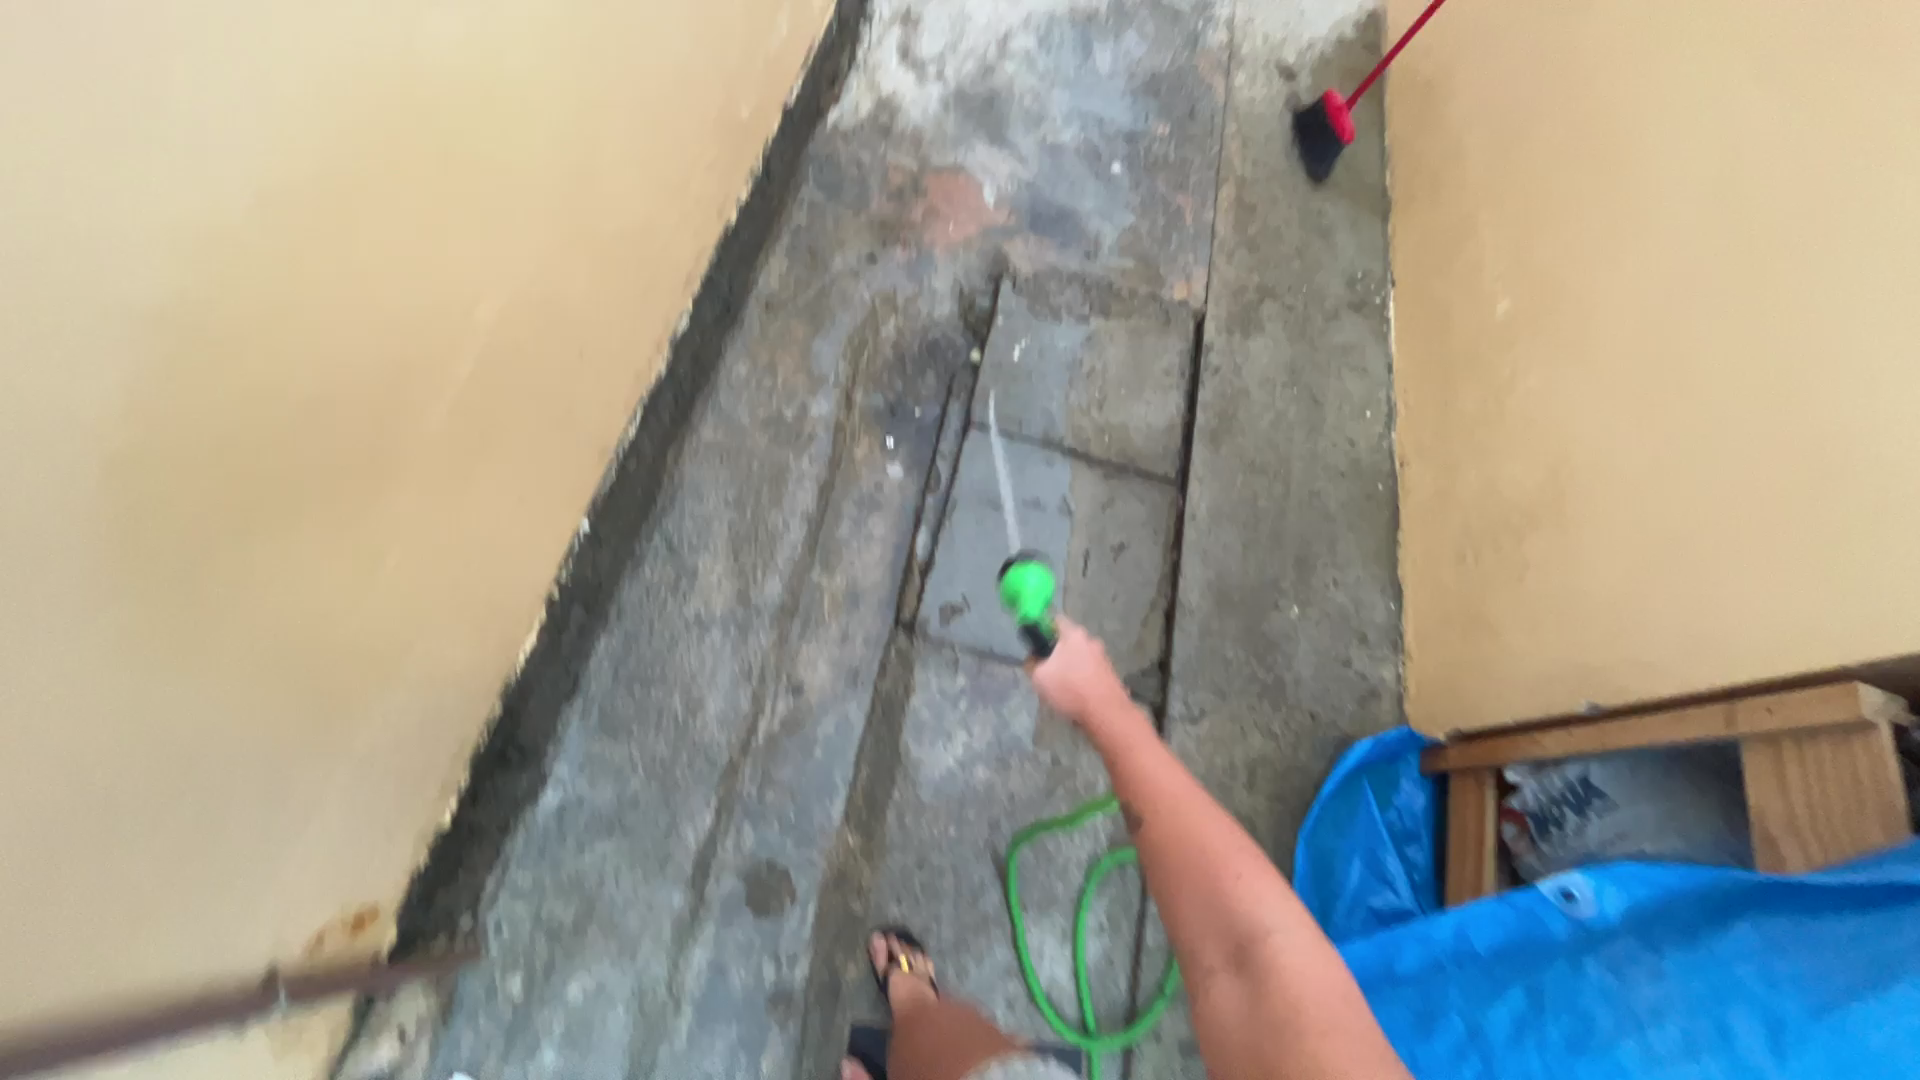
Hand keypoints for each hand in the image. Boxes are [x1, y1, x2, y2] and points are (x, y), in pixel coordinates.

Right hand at [1029, 616, 1137, 732]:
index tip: (1034, 642)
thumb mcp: (1039, 677)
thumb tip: (1033, 659)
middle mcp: (1090, 640)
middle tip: (1044, 666)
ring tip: (1059, 684)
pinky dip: (1080, 676)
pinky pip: (1088, 669)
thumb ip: (1031, 663)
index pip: (1055, 619)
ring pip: (1078, 655)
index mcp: (1074, 634)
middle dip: (1055, 650)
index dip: (1042, 627)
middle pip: (1067, 639)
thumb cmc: (1069, 688)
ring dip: (1068, 665)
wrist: (1106, 713)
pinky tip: (1074, 693)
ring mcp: (1102, 656)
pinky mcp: (1109, 672)